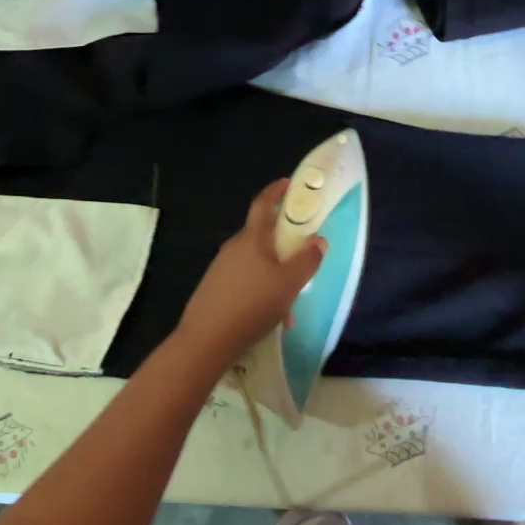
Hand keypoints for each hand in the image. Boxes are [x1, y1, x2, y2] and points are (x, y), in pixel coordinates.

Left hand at [172, 179, 327, 367]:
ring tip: (289, 304)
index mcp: (252, 238)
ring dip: (274, 275)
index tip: (289, 184)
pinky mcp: (214, 288)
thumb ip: (307, 260)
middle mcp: (234, 247)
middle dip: (283, 245)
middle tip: (302, 258)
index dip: (276, 191)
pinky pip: (244, 280)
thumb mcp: (289, 284)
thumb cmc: (252, 305)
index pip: (263, 204)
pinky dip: (260, 291)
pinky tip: (270, 317)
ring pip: (255, 262)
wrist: (206, 340)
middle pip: (262, 235)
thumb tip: (318, 240)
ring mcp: (221, 267)